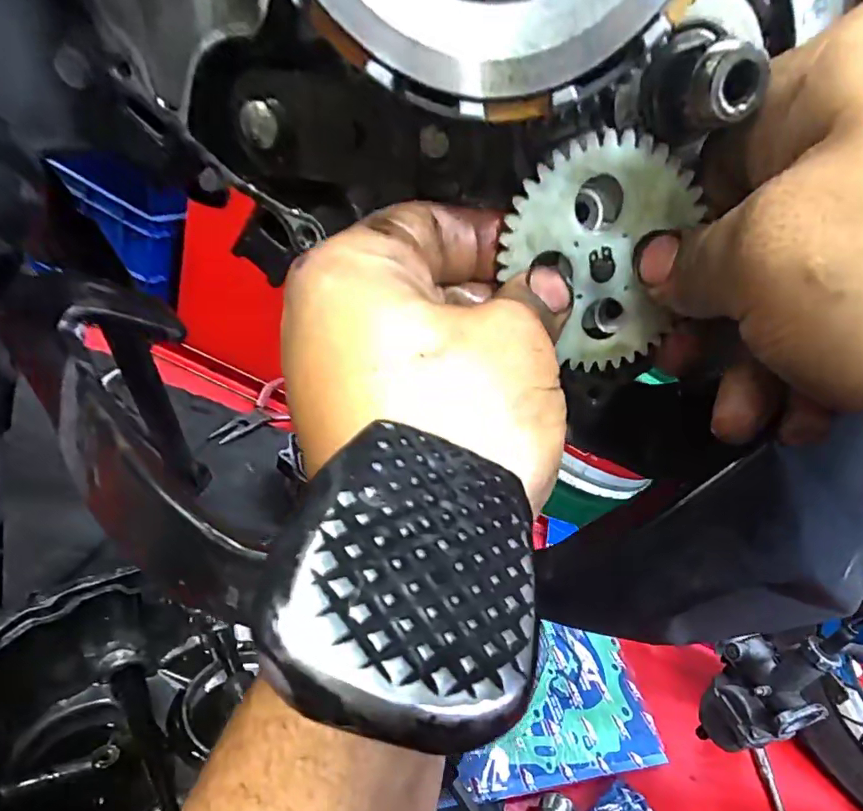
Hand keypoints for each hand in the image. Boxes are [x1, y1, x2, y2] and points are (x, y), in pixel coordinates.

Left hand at [280, 202, 573, 506]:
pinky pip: (409, 384)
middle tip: (537, 304)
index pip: (427, 221)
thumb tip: (539, 291)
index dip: (488, 231)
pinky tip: (494, 394)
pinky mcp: (356, 431)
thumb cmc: (455, 436)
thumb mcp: (517, 339)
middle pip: (417, 283)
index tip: (524, 248)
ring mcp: (334, 385)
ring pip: (416, 338)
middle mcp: (323, 326)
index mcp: (347, 274)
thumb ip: (531, 299)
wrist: (433, 536)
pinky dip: (450, 380)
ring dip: (473, 340)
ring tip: (526, 354)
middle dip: (485, 292)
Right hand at [639, 0, 862, 447]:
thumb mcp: (767, 260)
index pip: (734, 136)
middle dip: (729, 315)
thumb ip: (699, 261)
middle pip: (780, 222)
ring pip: (826, 282)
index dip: (685, 222)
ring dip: (773, 360)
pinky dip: (837, 365)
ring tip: (753, 419)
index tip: (662, 288)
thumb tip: (666, 266)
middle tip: (693, 368)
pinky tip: (820, 416)